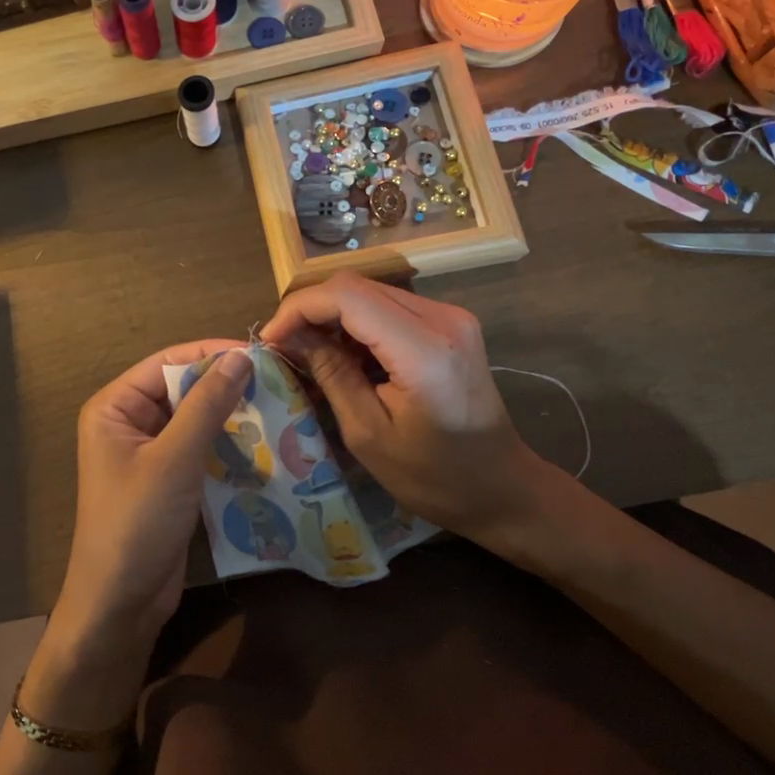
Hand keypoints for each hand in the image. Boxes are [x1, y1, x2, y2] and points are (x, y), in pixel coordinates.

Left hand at [54, 340, 250, 645]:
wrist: (120, 603)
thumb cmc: (137, 522)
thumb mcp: (174, 460)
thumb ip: (207, 405)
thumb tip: (240, 357)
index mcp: (114, 407)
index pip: (167, 362)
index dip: (212, 353)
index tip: (262, 353)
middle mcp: (127, 422)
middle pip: (182, 388)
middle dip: (226, 386)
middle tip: (279, 382)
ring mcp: (148, 454)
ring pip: (195, 420)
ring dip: (232, 417)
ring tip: (281, 408)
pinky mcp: (167, 482)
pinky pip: (200, 450)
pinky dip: (228, 446)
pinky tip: (267, 445)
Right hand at [260, 272, 553, 541]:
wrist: (503, 489)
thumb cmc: (433, 476)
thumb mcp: (367, 432)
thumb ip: (330, 373)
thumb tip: (289, 335)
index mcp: (424, 349)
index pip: (346, 296)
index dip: (299, 309)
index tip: (271, 340)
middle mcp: (442, 318)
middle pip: (356, 286)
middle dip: (311, 310)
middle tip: (284, 347)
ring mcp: (450, 316)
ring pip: (369, 292)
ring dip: (332, 315)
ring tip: (308, 353)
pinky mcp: (449, 323)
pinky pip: (388, 306)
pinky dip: (356, 323)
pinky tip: (343, 355)